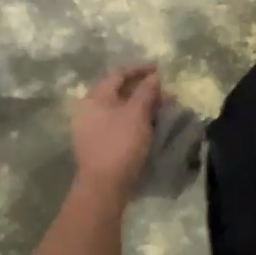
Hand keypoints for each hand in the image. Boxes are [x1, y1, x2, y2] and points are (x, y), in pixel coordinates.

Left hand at [71, 64, 164, 203]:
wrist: (104, 186)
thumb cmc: (120, 143)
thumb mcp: (137, 113)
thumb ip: (146, 91)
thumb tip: (153, 77)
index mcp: (95, 98)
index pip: (118, 74)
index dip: (139, 68)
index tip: (159, 68)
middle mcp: (90, 110)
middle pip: (120, 90)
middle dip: (145, 89)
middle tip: (166, 92)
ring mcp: (93, 127)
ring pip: (122, 107)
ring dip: (143, 104)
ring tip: (164, 108)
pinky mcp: (99, 142)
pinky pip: (120, 121)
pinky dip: (137, 117)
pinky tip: (152, 122)